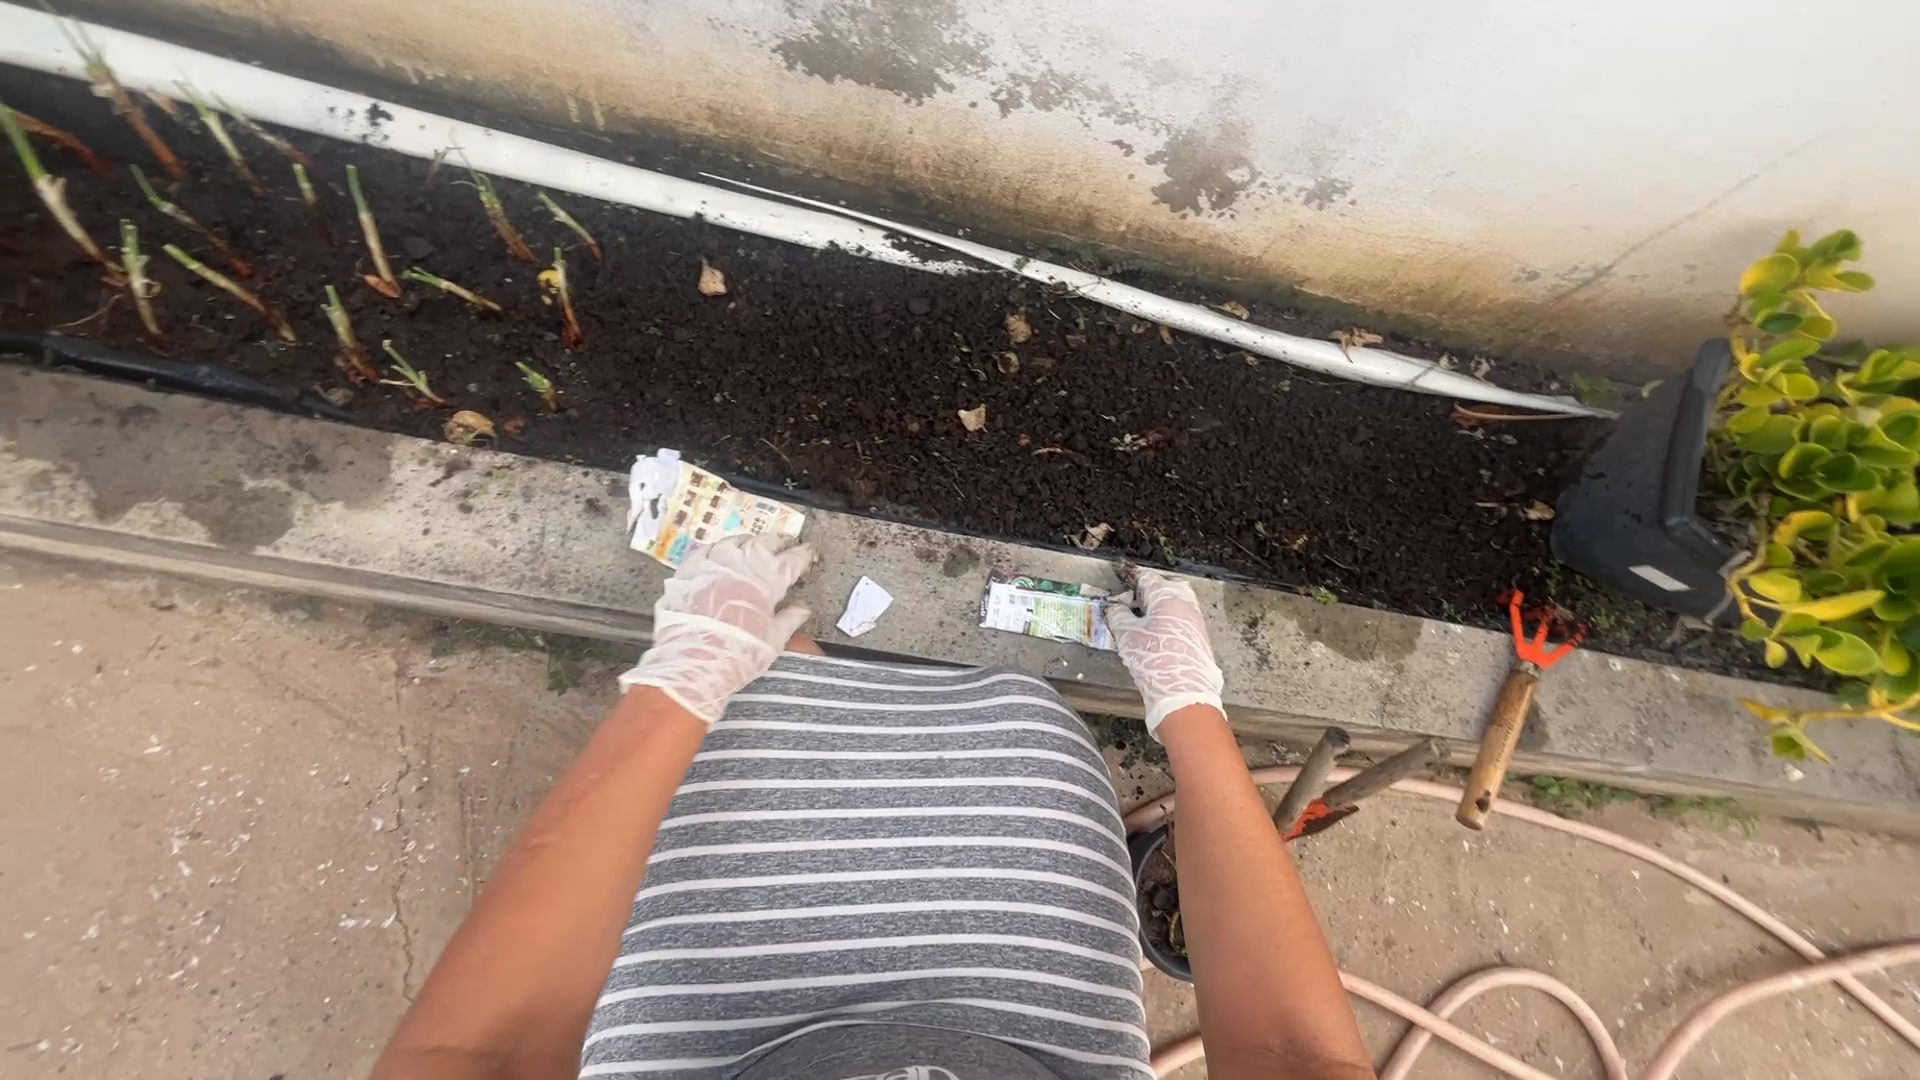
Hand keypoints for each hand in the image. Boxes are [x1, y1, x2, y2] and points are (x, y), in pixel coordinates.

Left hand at [617, 533, 813, 723]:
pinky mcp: (689, 569)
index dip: (803, 555)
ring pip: (736, 541)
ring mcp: (714, 563)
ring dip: (748, 543)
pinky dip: (717, 550)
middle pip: (765, 543)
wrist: (693, 661)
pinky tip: (718, 555)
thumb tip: (802, 609)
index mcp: (769, 580)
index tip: (807, 553)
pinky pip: (706, 550)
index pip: (793, 559)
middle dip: (778, 543)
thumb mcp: (773, 640)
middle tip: (784, 545)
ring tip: (753, 546)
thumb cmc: (739, 653)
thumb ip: (789, 619)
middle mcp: (743, 564)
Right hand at [1106, 569, 1224, 738]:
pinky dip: (1165, 620)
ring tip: (1138, 618)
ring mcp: (1196, 622)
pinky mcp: (1199, 640)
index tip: (1120, 575)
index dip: (1130, 577)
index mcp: (1169, 597)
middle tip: (1129, 599)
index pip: (1147, 578)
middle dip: (1147, 591)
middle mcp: (1186, 605)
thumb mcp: (1127, 635)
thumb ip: (1118, 615)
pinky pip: (1179, 620)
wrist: (1183, 695)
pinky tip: (1153, 634)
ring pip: (1173, 605)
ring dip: (1156, 607)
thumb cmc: (1153, 659)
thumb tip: (1115, 607)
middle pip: (1165, 589)